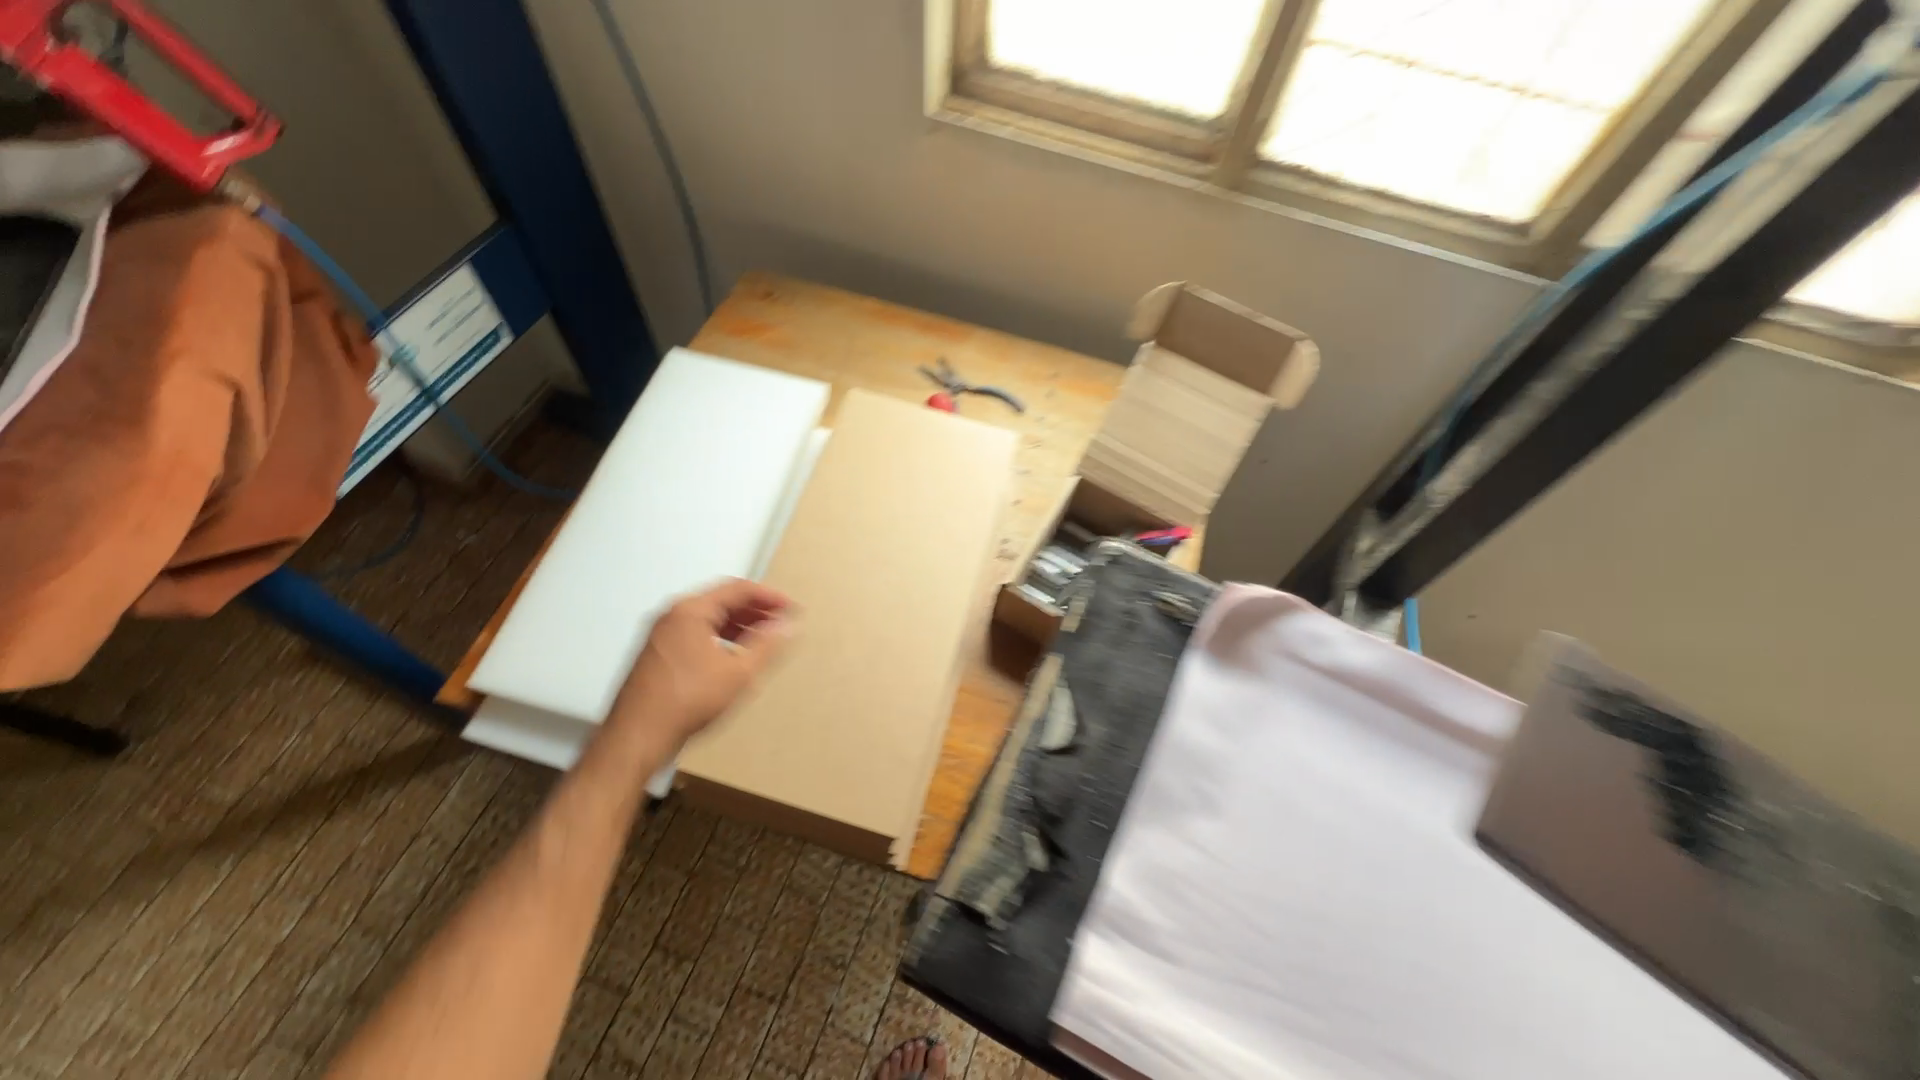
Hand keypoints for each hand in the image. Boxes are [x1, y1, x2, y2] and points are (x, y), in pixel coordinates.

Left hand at [604, 579, 793, 751]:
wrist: (635, 737)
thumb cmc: (689, 700)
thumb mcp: (738, 673)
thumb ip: (767, 644)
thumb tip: (788, 623)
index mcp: (690, 610)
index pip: (737, 589)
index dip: (768, 596)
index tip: (792, 608)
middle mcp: (671, 616)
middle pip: (720, 601)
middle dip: (753, 610)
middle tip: (780, 623)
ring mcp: (659, 636)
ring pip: (706, 620)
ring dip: (737, 626)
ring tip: (762, 641)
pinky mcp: (655, 656)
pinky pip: (693, 635)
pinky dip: (718, 639)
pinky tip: (732, 659)